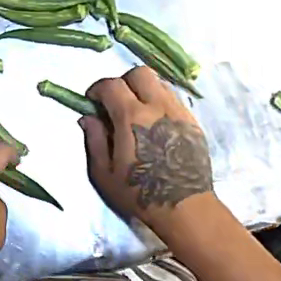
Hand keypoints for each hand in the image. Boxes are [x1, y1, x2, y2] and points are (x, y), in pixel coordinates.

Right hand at [81, 66, 221, 236]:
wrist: (184, 206)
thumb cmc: (139, 193)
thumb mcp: (104, 172)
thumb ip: (94, 140)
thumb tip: (88, 118)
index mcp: (132, 116)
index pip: (111, 85)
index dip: (97, 89)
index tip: (93, 101)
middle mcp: (158, 106)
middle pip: (139, 73)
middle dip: (123, 82)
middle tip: (116, 102)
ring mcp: (179, 112)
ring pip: (160, 83)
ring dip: (144, 90)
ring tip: (137, 112)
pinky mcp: (193, 122)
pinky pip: (174, 99)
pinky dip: (160, 102)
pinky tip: (156, 124)